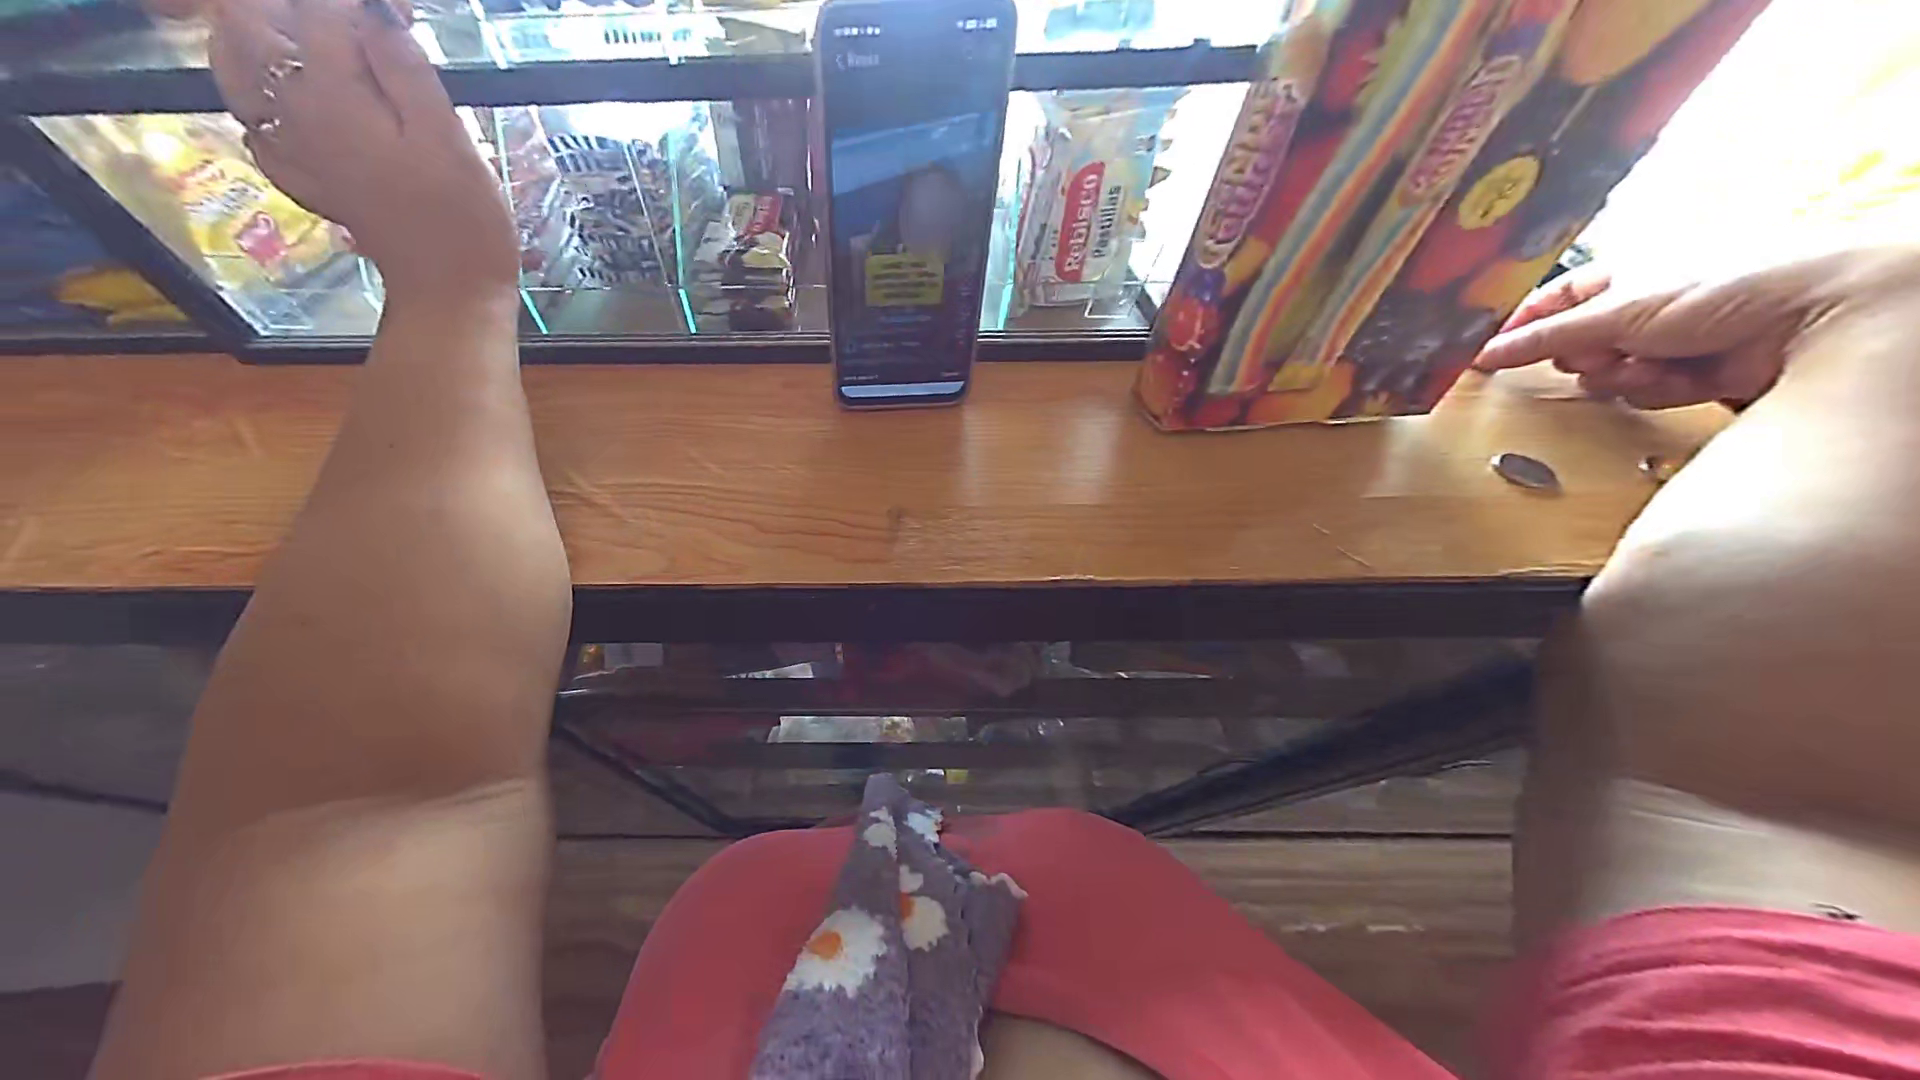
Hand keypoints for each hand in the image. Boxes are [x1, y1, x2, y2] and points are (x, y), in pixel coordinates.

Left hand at [207, 0, 518, 302]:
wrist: (451, 290)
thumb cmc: (464, 222)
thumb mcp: (453, 144)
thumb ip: (409, 74)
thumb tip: (379, 18)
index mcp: (333, 96)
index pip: (323, 12)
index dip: (362, 8)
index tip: (406, 18)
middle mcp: (294, 112)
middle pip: (249, 24)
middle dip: (295, 11)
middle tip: (350, 28)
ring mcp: (293, 149)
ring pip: (235, 68)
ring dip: (261, 43)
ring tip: (307, 48)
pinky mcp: (306, 179)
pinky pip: (256, 123)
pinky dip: (267, 101)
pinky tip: (303, 109)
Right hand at [1471, 248, 1919, 409]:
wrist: (1822, 312)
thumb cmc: (1728, 284)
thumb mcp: (1615, 310)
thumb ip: (1543, 338)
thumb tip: (1485, 354)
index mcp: (1627, 270)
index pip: (1554, 300)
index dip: (1524, 326)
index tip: (1496, 352)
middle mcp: (1646, 302)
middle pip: (1577, 343)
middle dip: (1586, 356)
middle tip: (1599, 355)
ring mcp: (1671, 338)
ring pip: (1609, 372)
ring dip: (1622, 375)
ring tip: (1651, 365)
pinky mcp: (1694, 370)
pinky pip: (1645, 390)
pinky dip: (1656, 388)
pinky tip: (1682, 376)